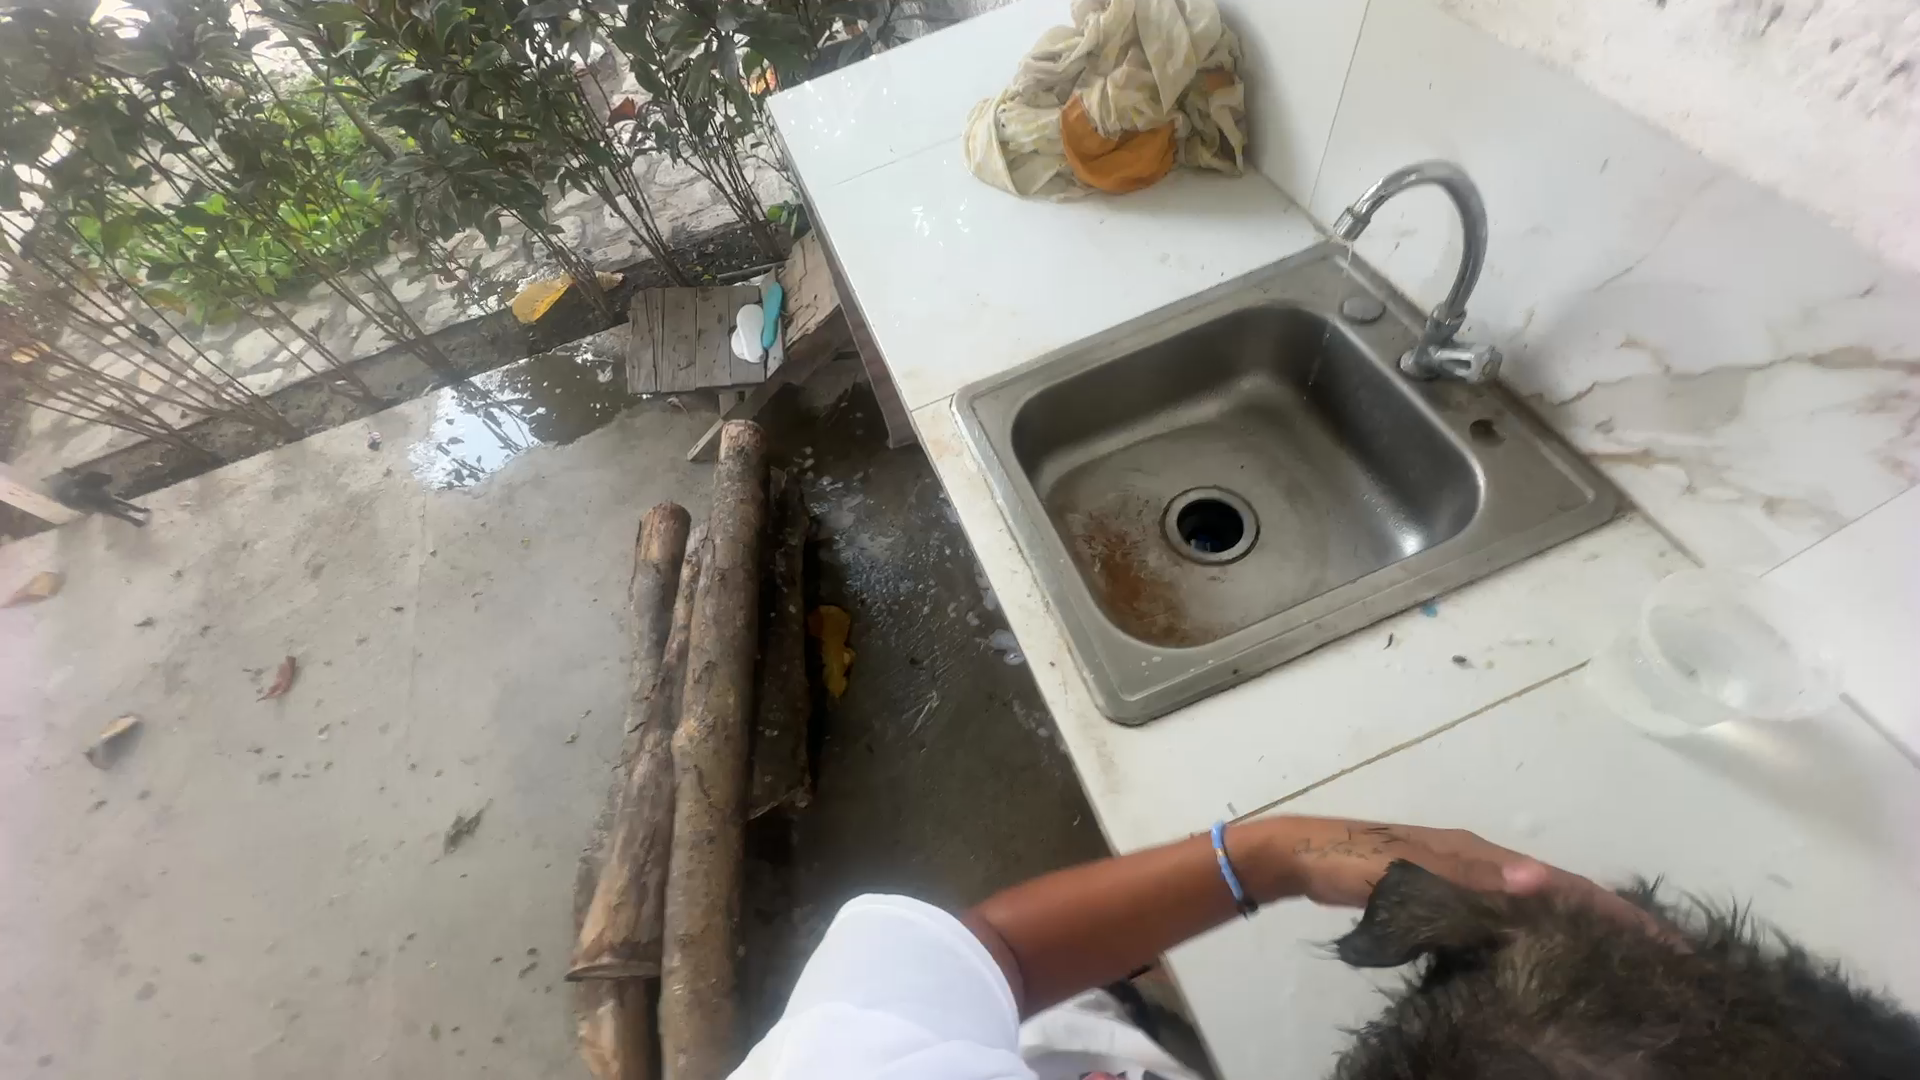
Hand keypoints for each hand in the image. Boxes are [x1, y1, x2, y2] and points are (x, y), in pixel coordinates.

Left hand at [1256, 816, 1672, 939]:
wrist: (1303, 857)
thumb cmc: (1354, 861)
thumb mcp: (1415, 870)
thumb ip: (1476, 880)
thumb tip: (1543, 880)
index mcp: (1478, 852)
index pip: (1561, 882)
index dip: (1614, 912)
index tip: (1674, 948)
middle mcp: (1475, 860)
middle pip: (1552, 892)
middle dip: (1602, 923)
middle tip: (1657, 971)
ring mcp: (1456, 875)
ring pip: (1524, 904)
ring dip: (1564, 929)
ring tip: (1609, 972)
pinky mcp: (1435, 893)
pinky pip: (1494, 914)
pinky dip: (1522, 933)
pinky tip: (1535, 961)